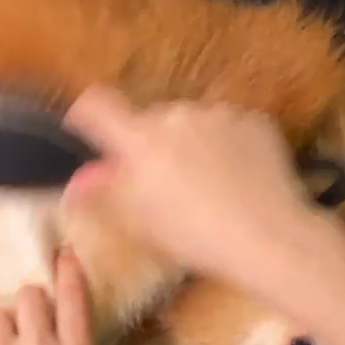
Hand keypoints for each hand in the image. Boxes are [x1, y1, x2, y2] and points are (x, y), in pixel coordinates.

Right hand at [62, 87, 319, 279]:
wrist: (268, 237)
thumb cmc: (191, 236)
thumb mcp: (137, 222)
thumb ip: (103, 192)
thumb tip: (77, 181)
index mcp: (138, 139)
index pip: (97, 106)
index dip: (84, 113)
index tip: (83, 126)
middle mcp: (174, 116)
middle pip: (147, 120)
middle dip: (147, 143)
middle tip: (158, 181)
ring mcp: (218, 114)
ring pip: (189, 123)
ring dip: (186, 143)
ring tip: (203, 183)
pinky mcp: (254, 120)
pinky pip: (226, 126)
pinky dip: (223, 145)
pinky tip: (234, 178)